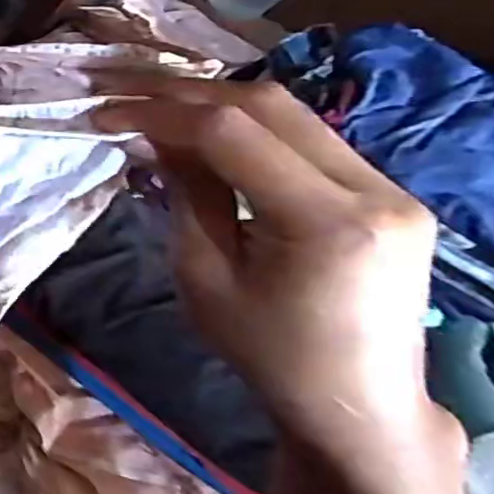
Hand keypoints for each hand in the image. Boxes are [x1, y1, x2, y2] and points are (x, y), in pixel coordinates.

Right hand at [93, 75, 443, 456]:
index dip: (157, 112)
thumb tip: (156, 134)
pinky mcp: (384, 191)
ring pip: (288, 109)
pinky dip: (243, 121)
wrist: (359, 403)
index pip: (230, 132)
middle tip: (118, 91)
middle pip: (265, 104)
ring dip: (211, 99)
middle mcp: (374, 190)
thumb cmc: (268, 350)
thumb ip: (187, 192)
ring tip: (151, 102)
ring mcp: (389, 187)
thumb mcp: (204, 273)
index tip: (103, 113)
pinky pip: (304, 133)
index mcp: (327, 221)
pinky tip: (200, 127)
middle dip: (181, 92)